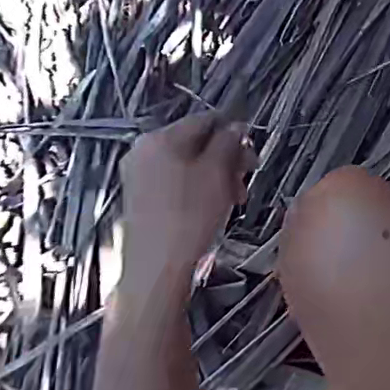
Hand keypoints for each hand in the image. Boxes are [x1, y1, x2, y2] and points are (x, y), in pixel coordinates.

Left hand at [117, 112, 255, 300]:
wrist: (155, 270)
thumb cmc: (188, 216)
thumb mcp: (218, 172)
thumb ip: (229, 142)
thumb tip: (235, 127)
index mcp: (159, 138)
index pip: (206, 120)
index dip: (234, 133)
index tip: (251, 150)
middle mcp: (143, 152)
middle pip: (196, 143)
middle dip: (227, 157)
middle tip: (246, 176)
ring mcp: (138, 177)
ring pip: (188, 164)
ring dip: (216, 175)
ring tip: (234, 197)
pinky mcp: (140, 200)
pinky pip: (176, 182)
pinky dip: (198, 189)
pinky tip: (214, 207)